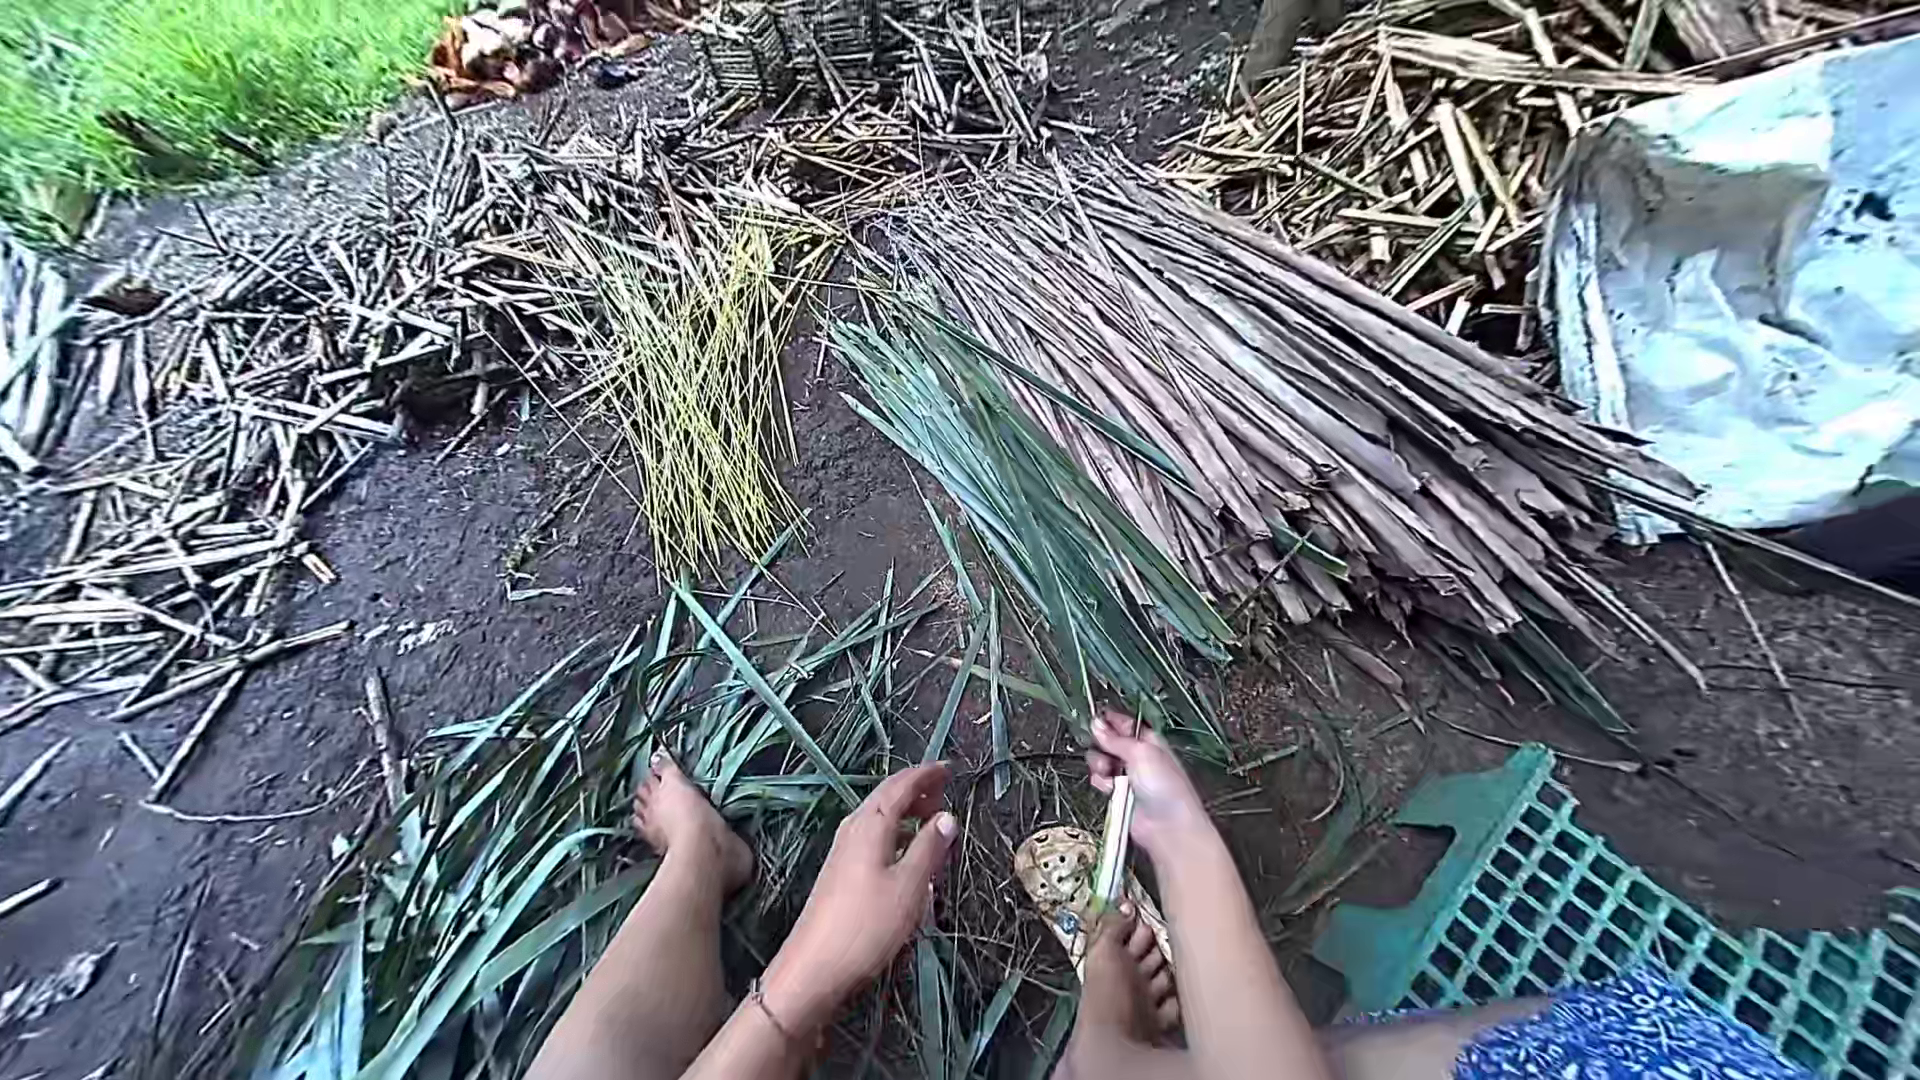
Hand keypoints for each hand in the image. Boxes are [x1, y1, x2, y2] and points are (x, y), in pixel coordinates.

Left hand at [761, 762, 957, 1030]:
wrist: (812, 970)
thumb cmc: (866, 925)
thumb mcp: (909, 886)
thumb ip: (929, 847)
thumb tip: (948, 816)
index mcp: (871, 822)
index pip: (901, 784)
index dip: (926, 774)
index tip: (949, 770)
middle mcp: (855, 826)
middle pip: (888, 794)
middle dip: (917, 789)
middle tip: (944, 793)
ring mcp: (844, 847)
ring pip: (880, 814)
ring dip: (907, 810)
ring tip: (932, 819)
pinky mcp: (841, 868)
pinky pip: (874, 833)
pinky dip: (896, 830)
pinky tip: (906, 850)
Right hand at [1086, 710, 1212, 859]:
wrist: (1168, 827)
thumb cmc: (1167, 788)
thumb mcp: (1140, 753)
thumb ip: (1115, 738)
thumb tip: (1097, 724)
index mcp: (1149, 742)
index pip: (1125, 724)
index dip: (1110, 720)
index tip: (1095, 718)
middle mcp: (1138, 758)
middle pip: (1109, 742)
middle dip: (1101, 744)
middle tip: (1103, 748)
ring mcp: (1128, 776)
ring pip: (1101, 760)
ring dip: (1100, 764)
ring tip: (1108, 770)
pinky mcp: (1119, 794)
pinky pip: (1100, 781)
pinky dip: (1101, 782)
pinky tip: (1109, 786)